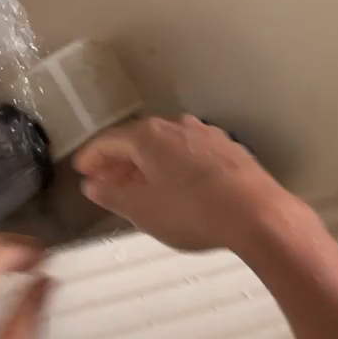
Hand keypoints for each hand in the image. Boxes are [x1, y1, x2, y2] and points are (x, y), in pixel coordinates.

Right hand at [72, 115, 316, 254]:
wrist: (256, 212)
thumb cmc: (193, 212)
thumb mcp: (143, 210)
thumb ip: (113, 195)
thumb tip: (93, 184)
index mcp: (148, 136)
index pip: (109, 140)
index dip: (92, 156)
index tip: (81, 169)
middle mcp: (175, 125)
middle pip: (137, 139)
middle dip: (119, 159)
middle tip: (105, 180)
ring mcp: (204, 133)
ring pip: (165, 144)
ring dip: (147, 162)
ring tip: (139, 185)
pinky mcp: (226, 146)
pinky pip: (188, 150)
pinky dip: (173, 164)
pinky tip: (176, 184)